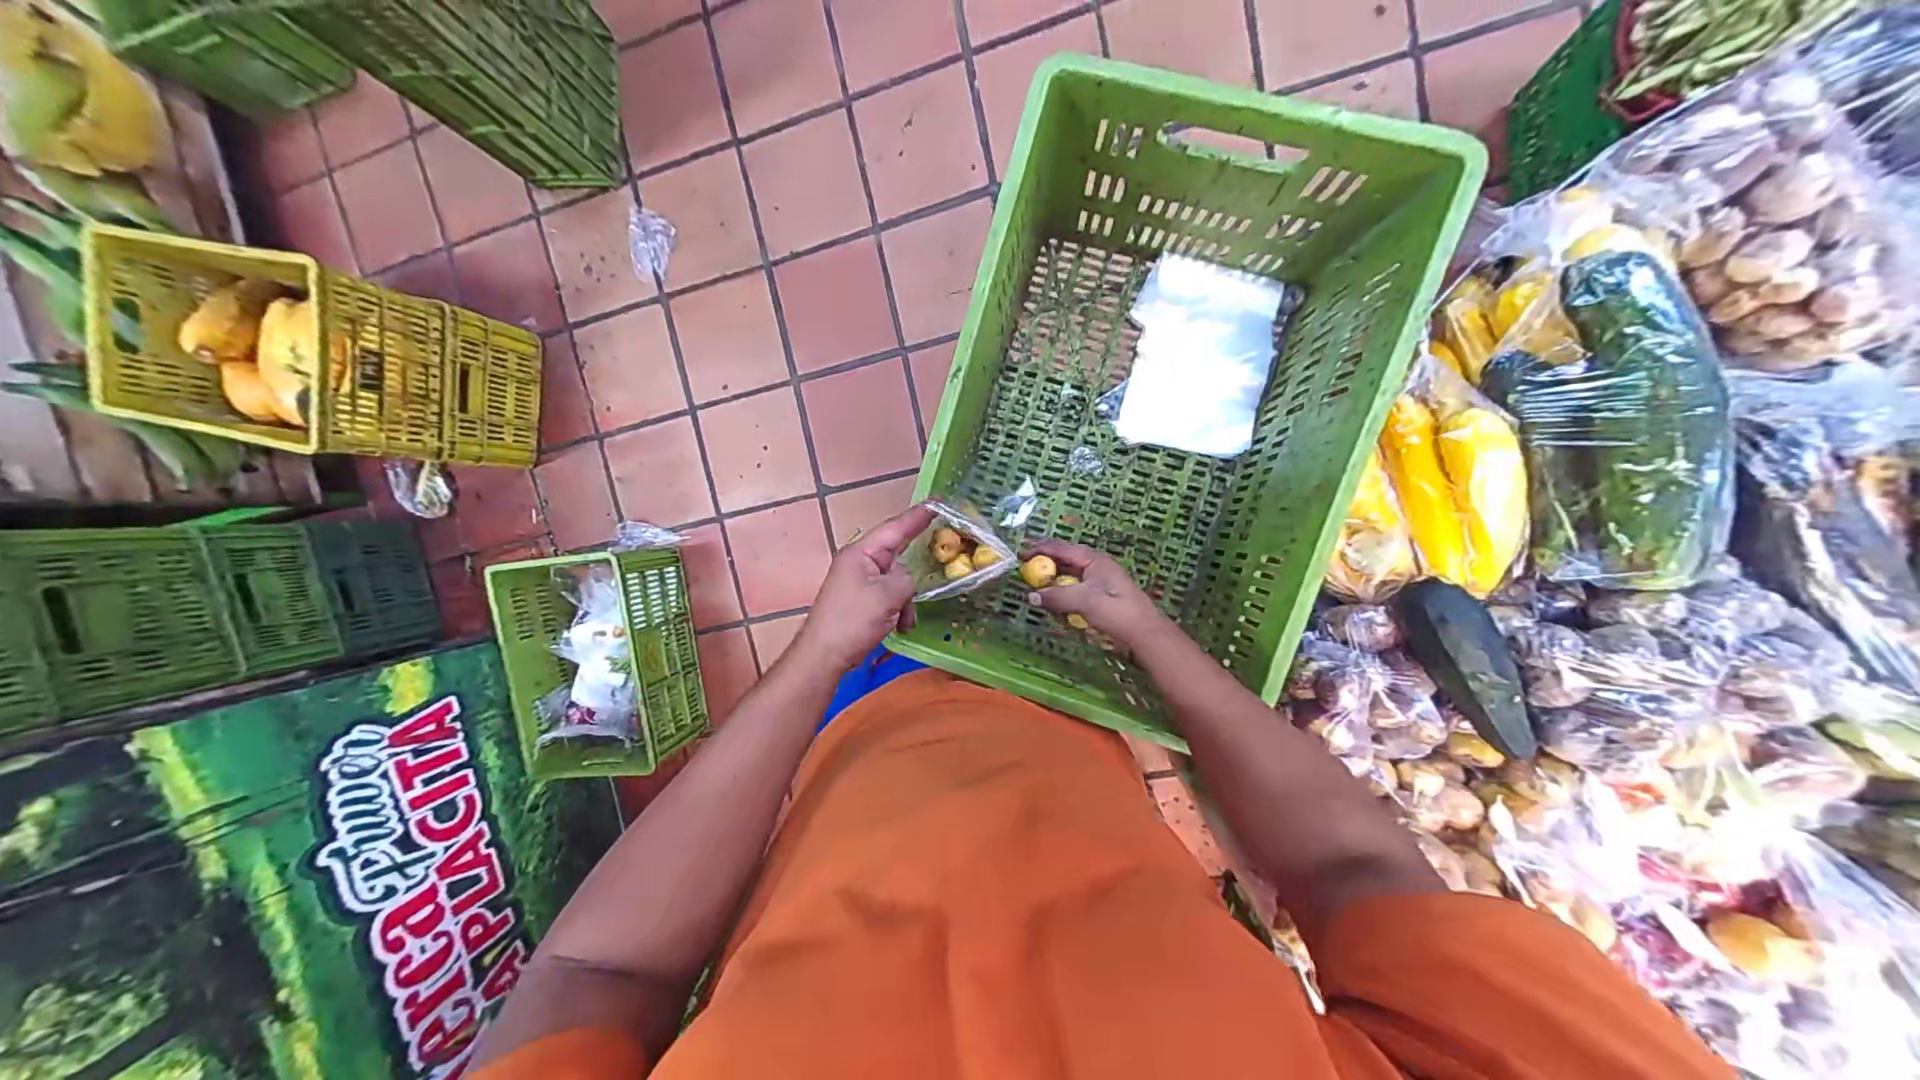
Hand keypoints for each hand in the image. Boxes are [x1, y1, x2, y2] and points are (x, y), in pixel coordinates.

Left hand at [791, 505, 936, 672]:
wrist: (824, 655)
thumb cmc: (853, 621)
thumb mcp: (888, 596)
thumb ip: (906, 579)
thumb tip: (908, 578)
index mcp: (862, 553)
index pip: (895, 528)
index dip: (917, 516)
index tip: (937, 503)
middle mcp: (859, 562)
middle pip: (897, 555)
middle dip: (913, 571)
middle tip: (937, 559)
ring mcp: (859, 581)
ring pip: (896, 581)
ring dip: (905, 599)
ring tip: (904, 619)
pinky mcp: (861, 600)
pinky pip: (888, 596)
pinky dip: (897, 609)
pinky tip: (898, 626)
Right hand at [1022, 539, 1168, 647]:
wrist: (1145, 635)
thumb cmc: (1117, 612)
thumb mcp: (1084, 601)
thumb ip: (1056, 596)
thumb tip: (1031, 595)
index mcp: (1094, 560)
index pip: (1062, 549)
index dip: (1040, 549)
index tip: (1021, 554)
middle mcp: (1096, 567)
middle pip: (1065, 562)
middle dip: (1045, 566)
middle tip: (1026, 572)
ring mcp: (1099, 583)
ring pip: (1069, 578)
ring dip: (1054, 584)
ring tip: (1038, 590)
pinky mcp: (1101, 599)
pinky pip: (1076, 592)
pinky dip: (1063, 597)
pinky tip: (1056, 607)